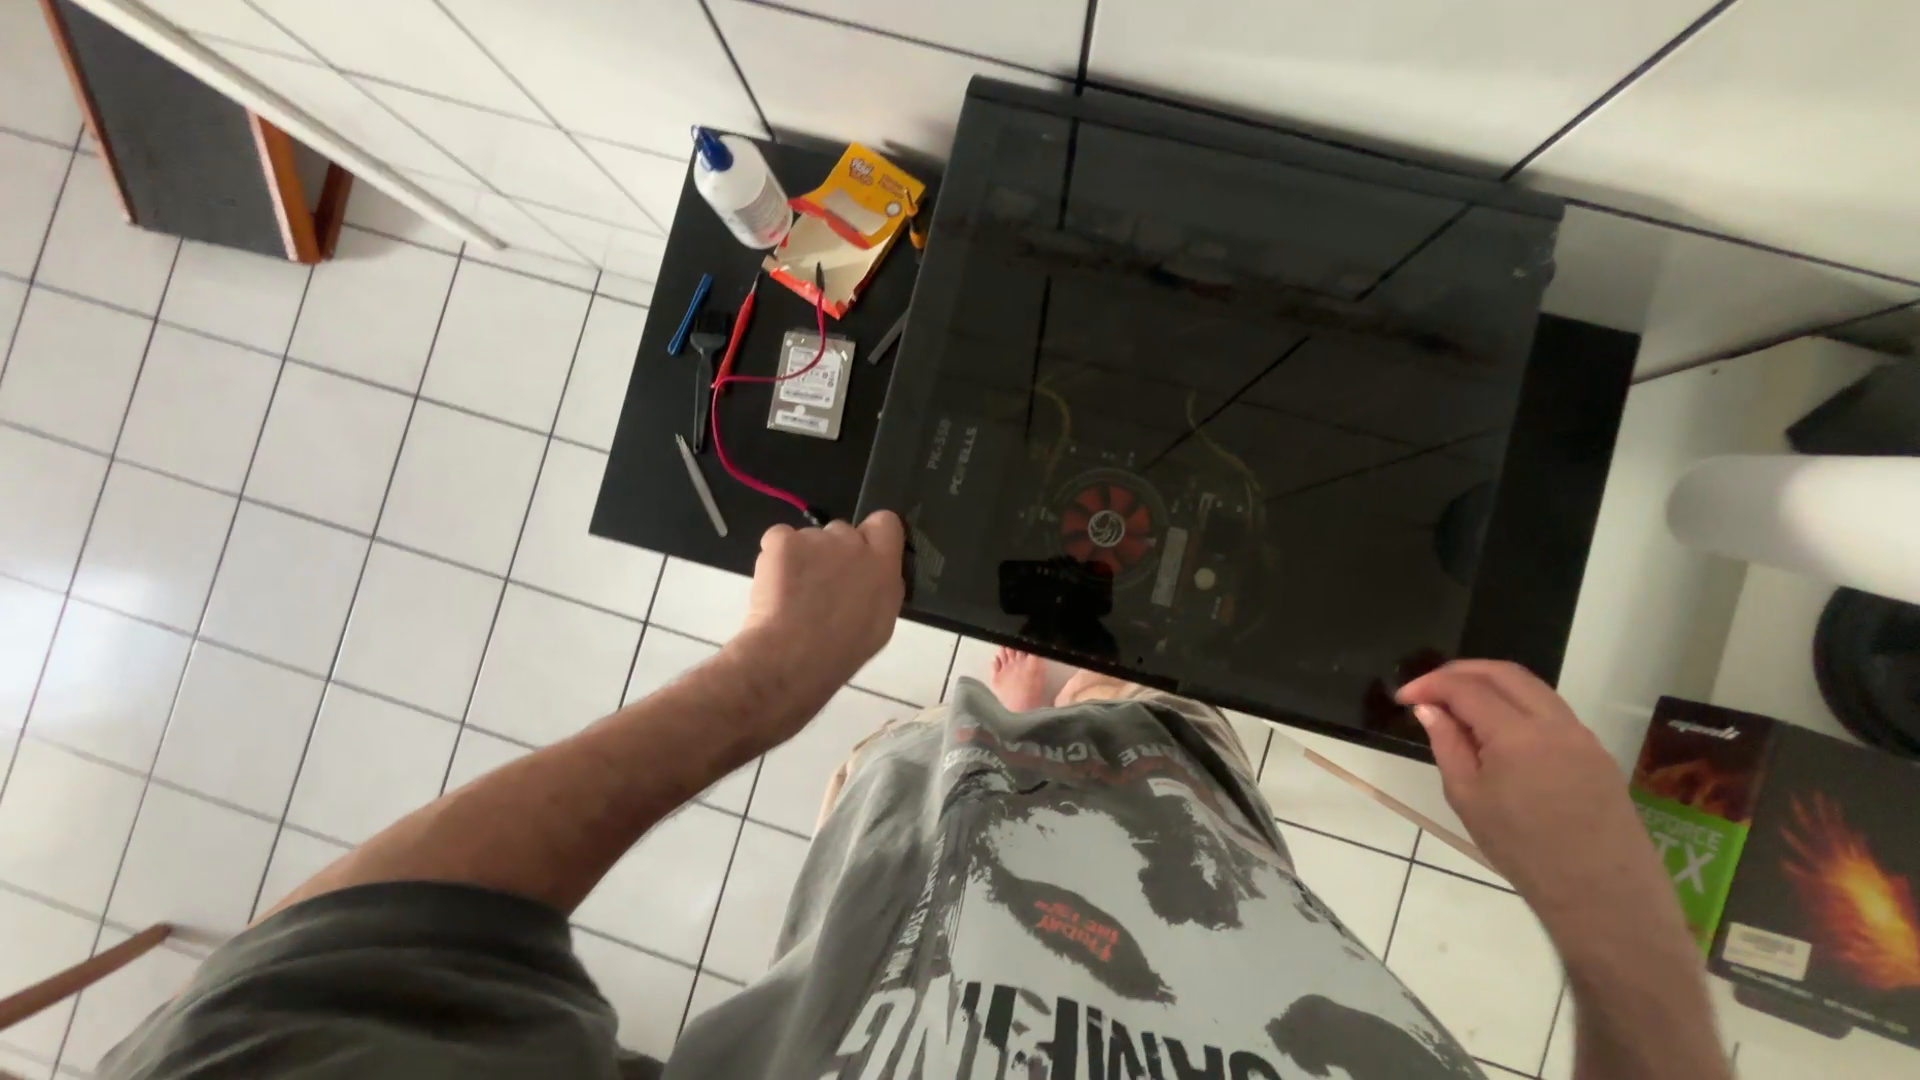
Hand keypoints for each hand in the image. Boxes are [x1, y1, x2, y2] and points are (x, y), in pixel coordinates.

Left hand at [733, 511, 905, 708]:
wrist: (792, 656)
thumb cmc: (842, 651)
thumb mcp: (881, 624)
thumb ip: (881, 589)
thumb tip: (873, 577)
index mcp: (882, 563)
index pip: (885, 522)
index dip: (873, 535)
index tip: (863, 554)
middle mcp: (852, 543)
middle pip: (843, 532)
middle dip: (833, 551)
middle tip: (820, 585)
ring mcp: (816, 538)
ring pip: (809, 539)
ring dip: (803, 557)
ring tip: (792, 594)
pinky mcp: (783, 540)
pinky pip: (779, 539)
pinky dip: (776, 557)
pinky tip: (774, 586)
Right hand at [1395, 661, 1676, 939]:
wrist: (1602, 896)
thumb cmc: (1522, 850)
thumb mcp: (1467, 797)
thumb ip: (1447, 744)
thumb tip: (1430, 709)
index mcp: (1517, 735)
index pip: (1466, 688)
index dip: (1429, 685)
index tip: (1404, 698)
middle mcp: (1554, 723)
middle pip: (1503, 673)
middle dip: (1459, 672)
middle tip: (1428, 689)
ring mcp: (1581, 736)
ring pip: (1531, 687)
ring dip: (1490, 684)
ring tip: (1458, 705)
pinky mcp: (1595, 753)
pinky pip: (1550, 710)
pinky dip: (1516, 704)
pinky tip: (1496, 730)